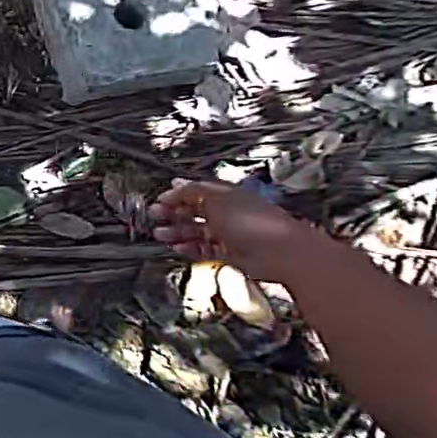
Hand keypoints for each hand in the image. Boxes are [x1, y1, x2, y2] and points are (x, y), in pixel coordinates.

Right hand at [148, 180, 341, 282]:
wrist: (280, 253)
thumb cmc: (253, 222)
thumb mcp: (215, 199)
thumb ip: (192, 192)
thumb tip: (175, 184)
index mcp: (225, 195)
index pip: (195, 192)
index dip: (176, 195)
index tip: (159, 201)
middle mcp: (227, 213)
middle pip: (194, 211)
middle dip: (173, 214)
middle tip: (155, 217)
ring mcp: (229, 233)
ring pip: (197, 231)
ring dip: (178, 232)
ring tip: (161, 235)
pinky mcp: (231, 253)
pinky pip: (205, 249)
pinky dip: (190, 248)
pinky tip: (177, 248)